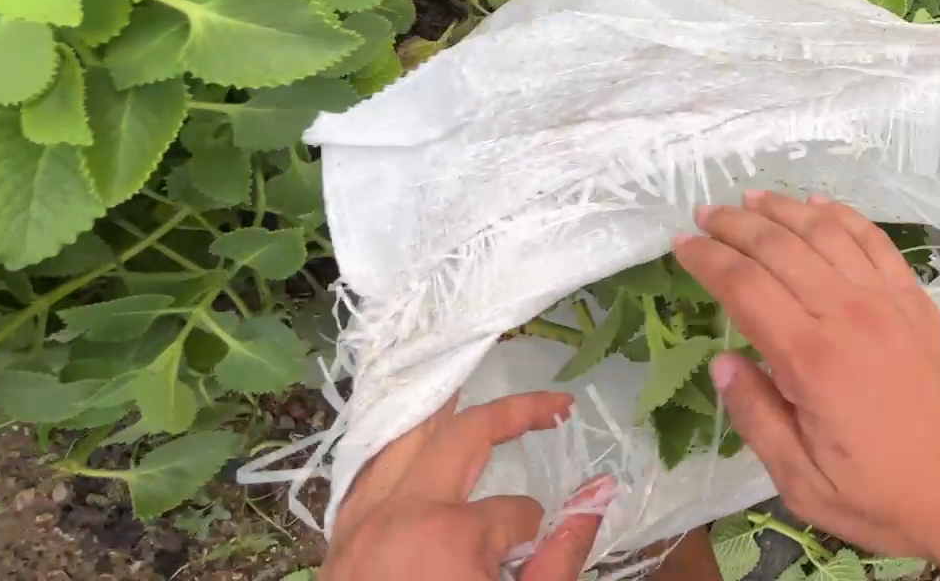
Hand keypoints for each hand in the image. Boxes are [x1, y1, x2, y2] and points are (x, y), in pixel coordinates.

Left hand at [321, 391, 613, 580]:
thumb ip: (563, 554)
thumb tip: (603, 490)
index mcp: (445, 538)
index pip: (515, 512)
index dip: (536, 531)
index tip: (538, 554)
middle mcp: (397, 517)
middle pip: (461, 438)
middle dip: (513, 414)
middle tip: (554, 404)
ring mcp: (357, 531)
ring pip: (402, 441)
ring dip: (442, 413)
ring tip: (472, 384)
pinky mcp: (335, 550)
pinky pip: (367, 479)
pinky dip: (398, 451)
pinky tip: (416, 443)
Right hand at [671, 191, 939, 570]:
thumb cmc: (886, 493)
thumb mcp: (804, 484)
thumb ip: (757, 418)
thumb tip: (722, 361)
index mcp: (811, 358)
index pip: (745, 287)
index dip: (707, 259)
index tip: (681, 245)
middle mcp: (846, 311)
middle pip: (778, 247)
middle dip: (734, 225)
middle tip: (704, 214)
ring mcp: (884, 296)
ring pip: (823, 230)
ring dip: (782, 208)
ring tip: (750, 198)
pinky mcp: (912, 294)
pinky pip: (871, 237)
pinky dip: (840, 214)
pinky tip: (818, 204)